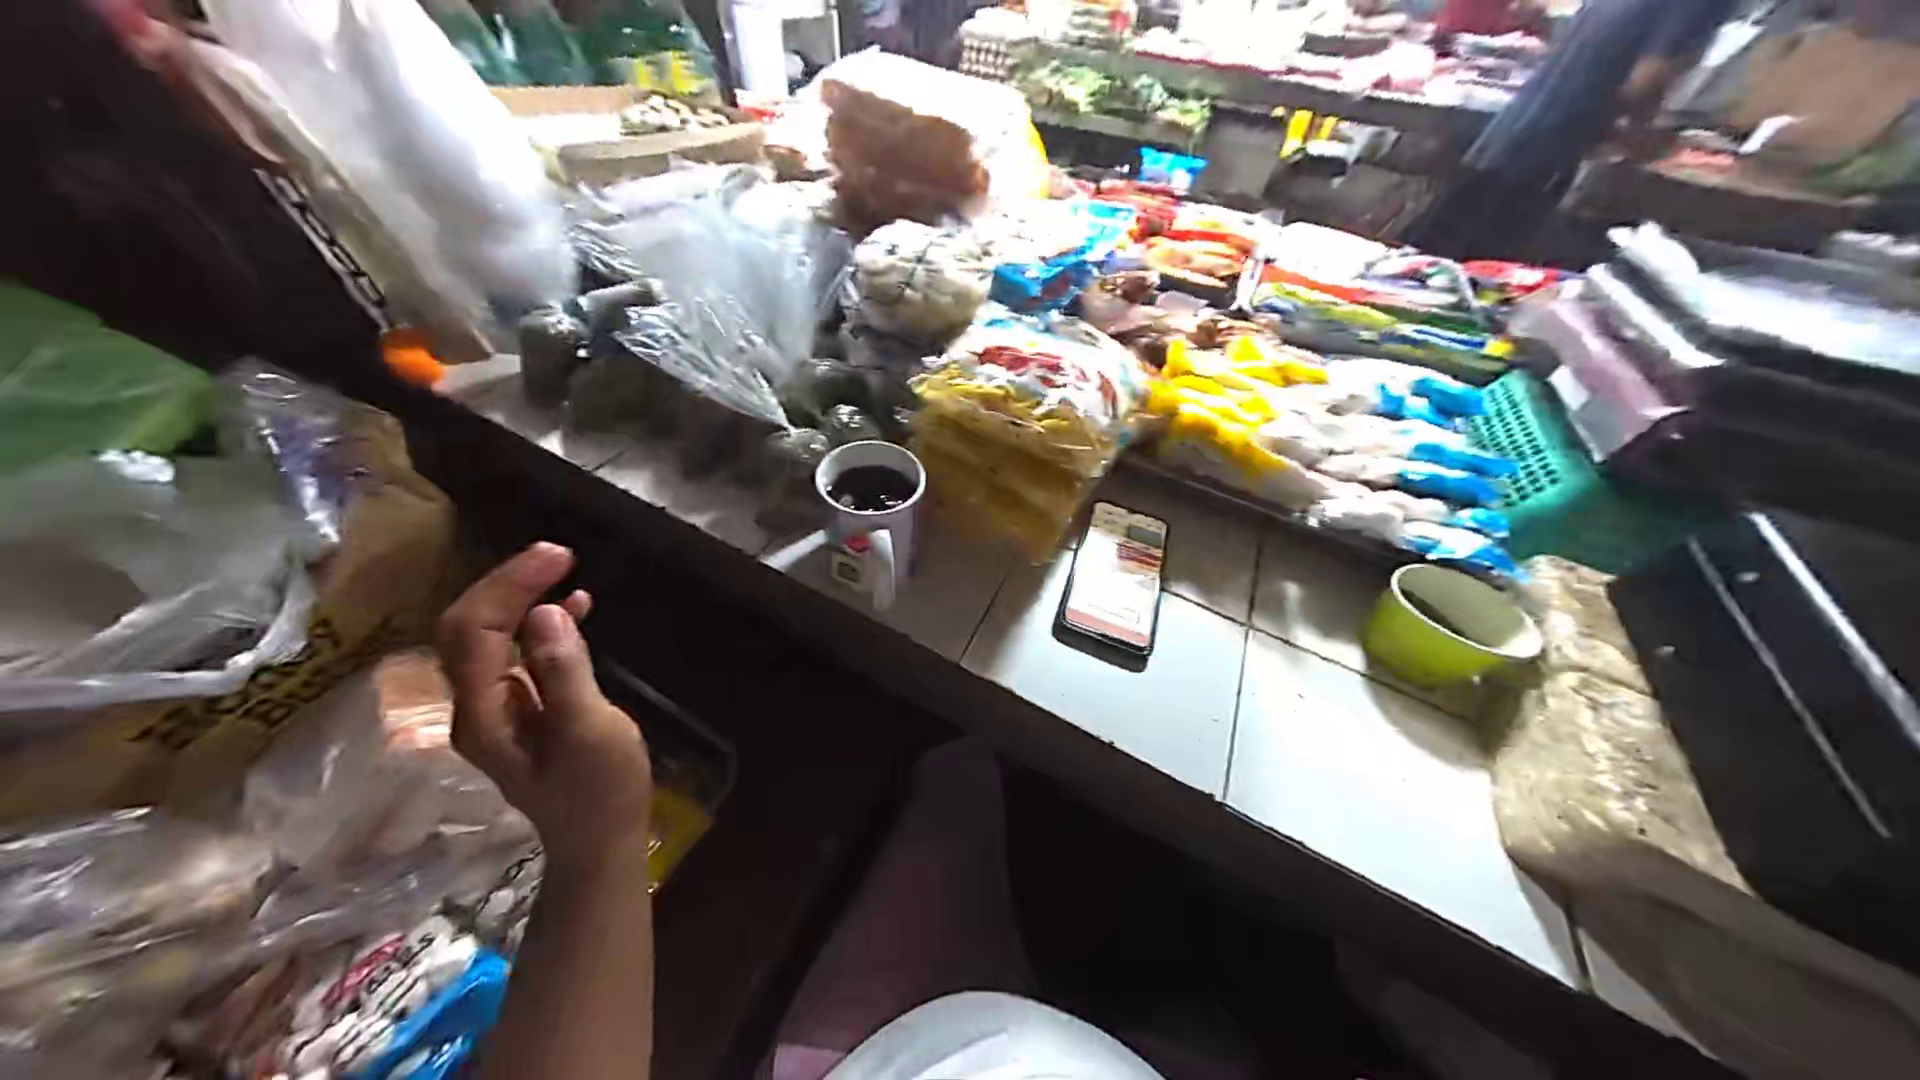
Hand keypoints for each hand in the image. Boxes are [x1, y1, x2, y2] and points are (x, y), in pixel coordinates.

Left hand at [437, 543, 653, 878]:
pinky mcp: (524, 709)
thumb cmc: (600, 790)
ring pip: (490, 637)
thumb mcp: (590, 731)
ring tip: (562, 566)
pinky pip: (518, 653)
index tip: (557, 557)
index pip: (475, 631)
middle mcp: (478, 705)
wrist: (599, 839)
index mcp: (485, 713)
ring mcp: (499, 708)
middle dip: (507, 584)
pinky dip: (540, 623)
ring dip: (519, 597)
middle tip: (557, 553)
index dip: (509, 587)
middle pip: (470, 629)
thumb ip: (564, 672)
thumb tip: (547, 613)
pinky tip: (574, 605)